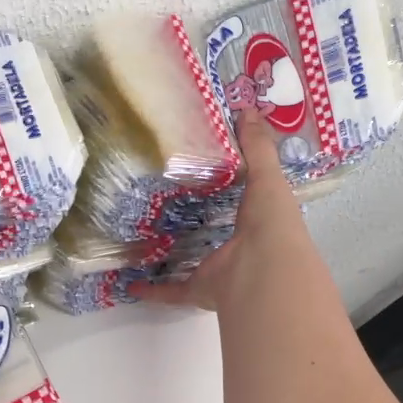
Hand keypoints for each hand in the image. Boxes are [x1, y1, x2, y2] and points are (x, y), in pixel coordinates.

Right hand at [130, 110, 298, 312]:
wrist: (263, 271)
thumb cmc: (270, 221)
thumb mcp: (266, 176)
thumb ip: (257, 147)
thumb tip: (246, 110)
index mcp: (256, 221)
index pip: (243, 203)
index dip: (230, 189)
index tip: (205, 172)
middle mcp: (236, 248)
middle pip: (213, 235)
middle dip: (196, 223)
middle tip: (168, 202)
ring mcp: (215, 272)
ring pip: (190, 265)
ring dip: (170, 258)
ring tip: (147, 241)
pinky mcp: (196, 290)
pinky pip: (169, 291)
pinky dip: (151, 290)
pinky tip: (131, 283)